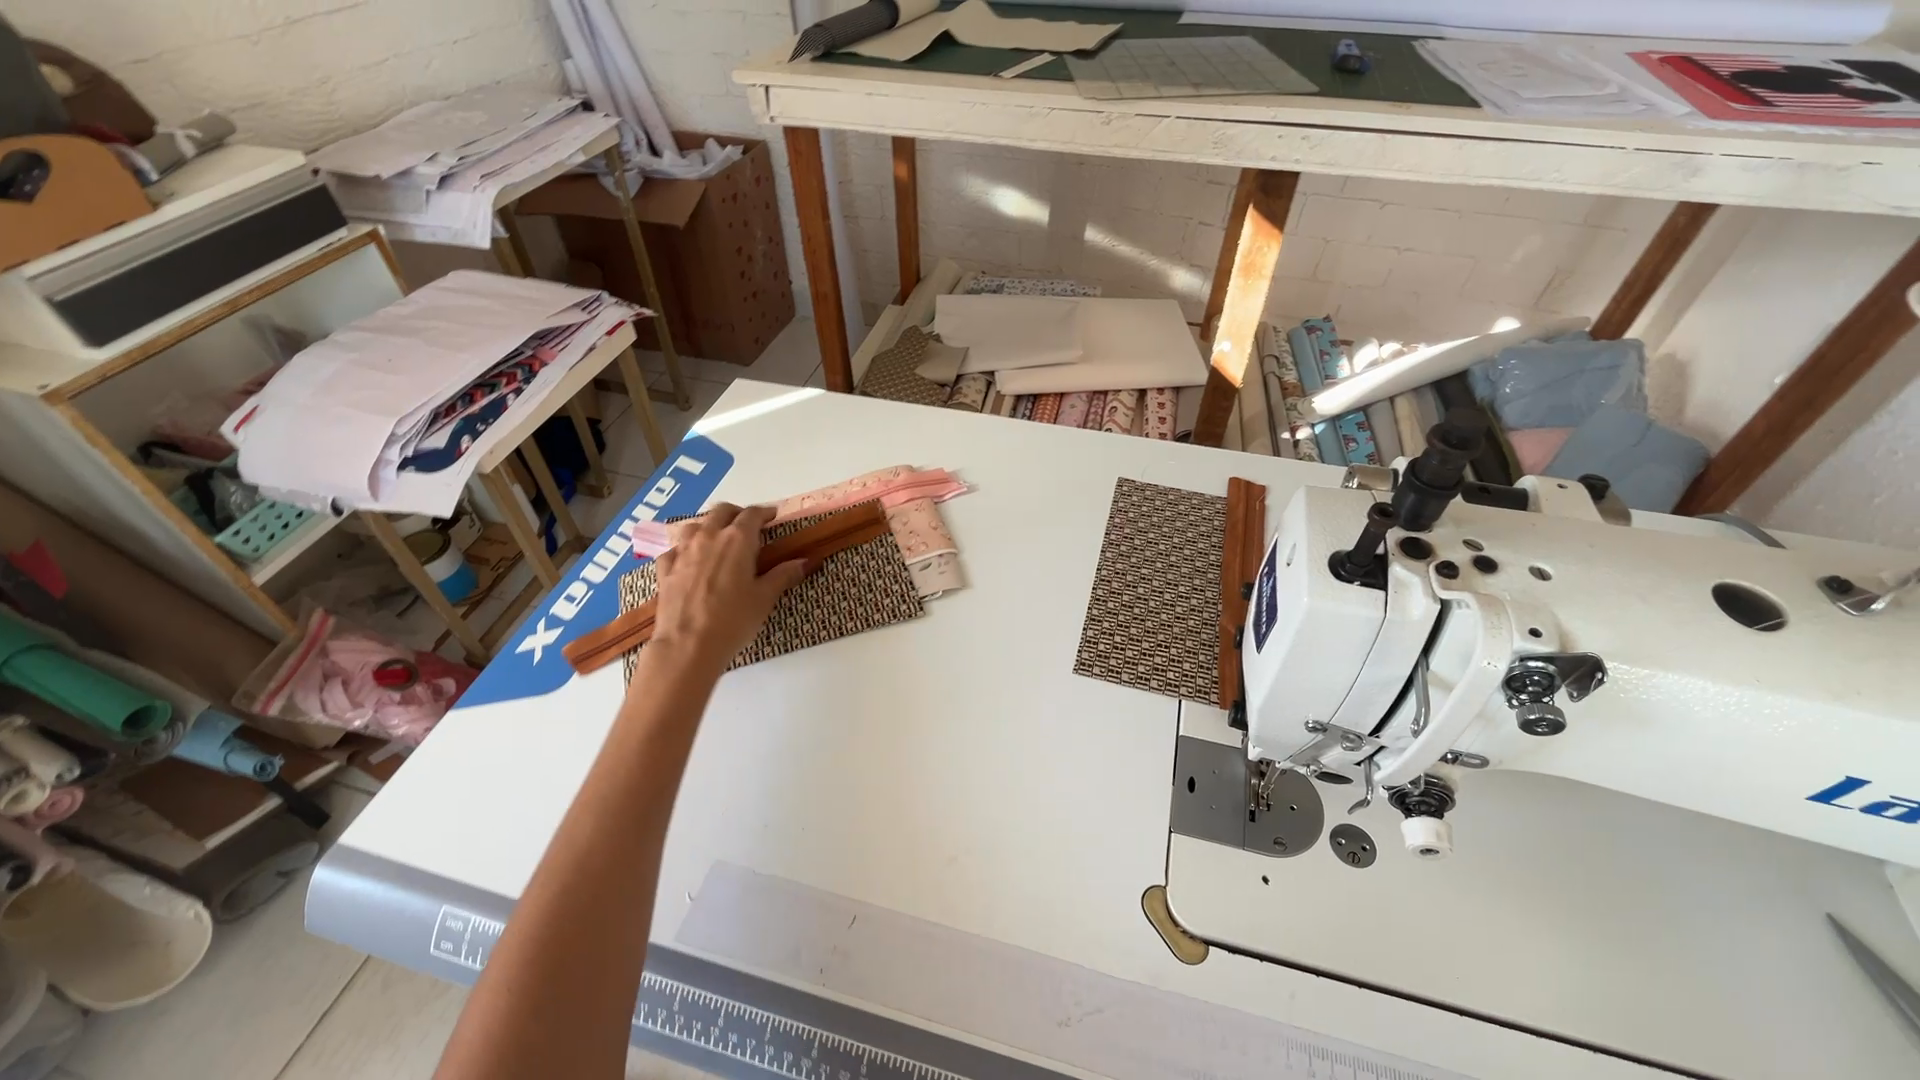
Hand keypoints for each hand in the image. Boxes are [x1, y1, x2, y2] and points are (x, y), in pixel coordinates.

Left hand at [648, 503, 806, 675]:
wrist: (688, 645)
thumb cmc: (733, 620)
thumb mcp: (765, 598)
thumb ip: (784, 575)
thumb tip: (804, 561)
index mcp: (737, 539)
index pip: (752, 514)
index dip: (765, 512)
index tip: (772, 517)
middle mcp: (708, 536)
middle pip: (722, 511)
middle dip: (736, 514)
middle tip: (747, 526)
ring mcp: (682, 550)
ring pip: (695, 525)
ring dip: (708, 527)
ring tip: (717, 541)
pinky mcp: (665, 568)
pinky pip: (675, 549)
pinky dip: (685, 549)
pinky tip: (689, 561)